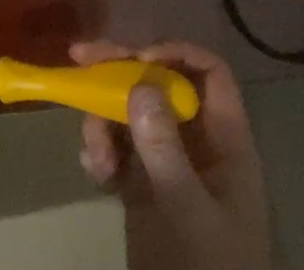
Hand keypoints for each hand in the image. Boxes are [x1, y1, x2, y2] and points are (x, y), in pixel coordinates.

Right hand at [72, 41, 272, 269]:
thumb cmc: (213, 265)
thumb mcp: (191, 208)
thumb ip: (165, 151)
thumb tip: (139, 86)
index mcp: (224, 142)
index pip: (209, 74)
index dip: (175, 53)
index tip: (134, 56)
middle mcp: (195, 144)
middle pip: (157, 85)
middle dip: (119, 71)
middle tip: (79, 57)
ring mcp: (165, 164)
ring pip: (127, 115)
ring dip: (101, 122)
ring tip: (95, 156)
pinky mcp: (140, 187)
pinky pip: (112, 149)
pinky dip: (97, 154)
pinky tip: (94, 175)